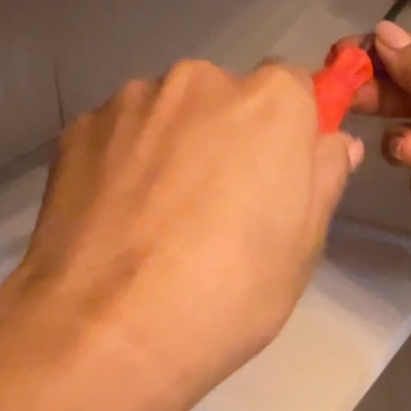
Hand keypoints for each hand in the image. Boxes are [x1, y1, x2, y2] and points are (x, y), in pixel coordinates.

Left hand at [12, 60, 362, 398]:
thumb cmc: (225, 294)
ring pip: (165, 114)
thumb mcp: (301, 248)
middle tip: (212, 208)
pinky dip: (120, 162)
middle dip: (225, 136)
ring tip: (153, 219)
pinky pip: (116, 135)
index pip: (293, 88)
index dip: (288, 131)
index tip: (275, 177)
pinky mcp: (78, 128)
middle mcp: (198, 81)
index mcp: (268, 103)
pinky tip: (114, 219)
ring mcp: (130, 101)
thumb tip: (332, 142)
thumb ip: (322, 178)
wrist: (103, 329)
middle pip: (224, 97)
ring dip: (169, 145)